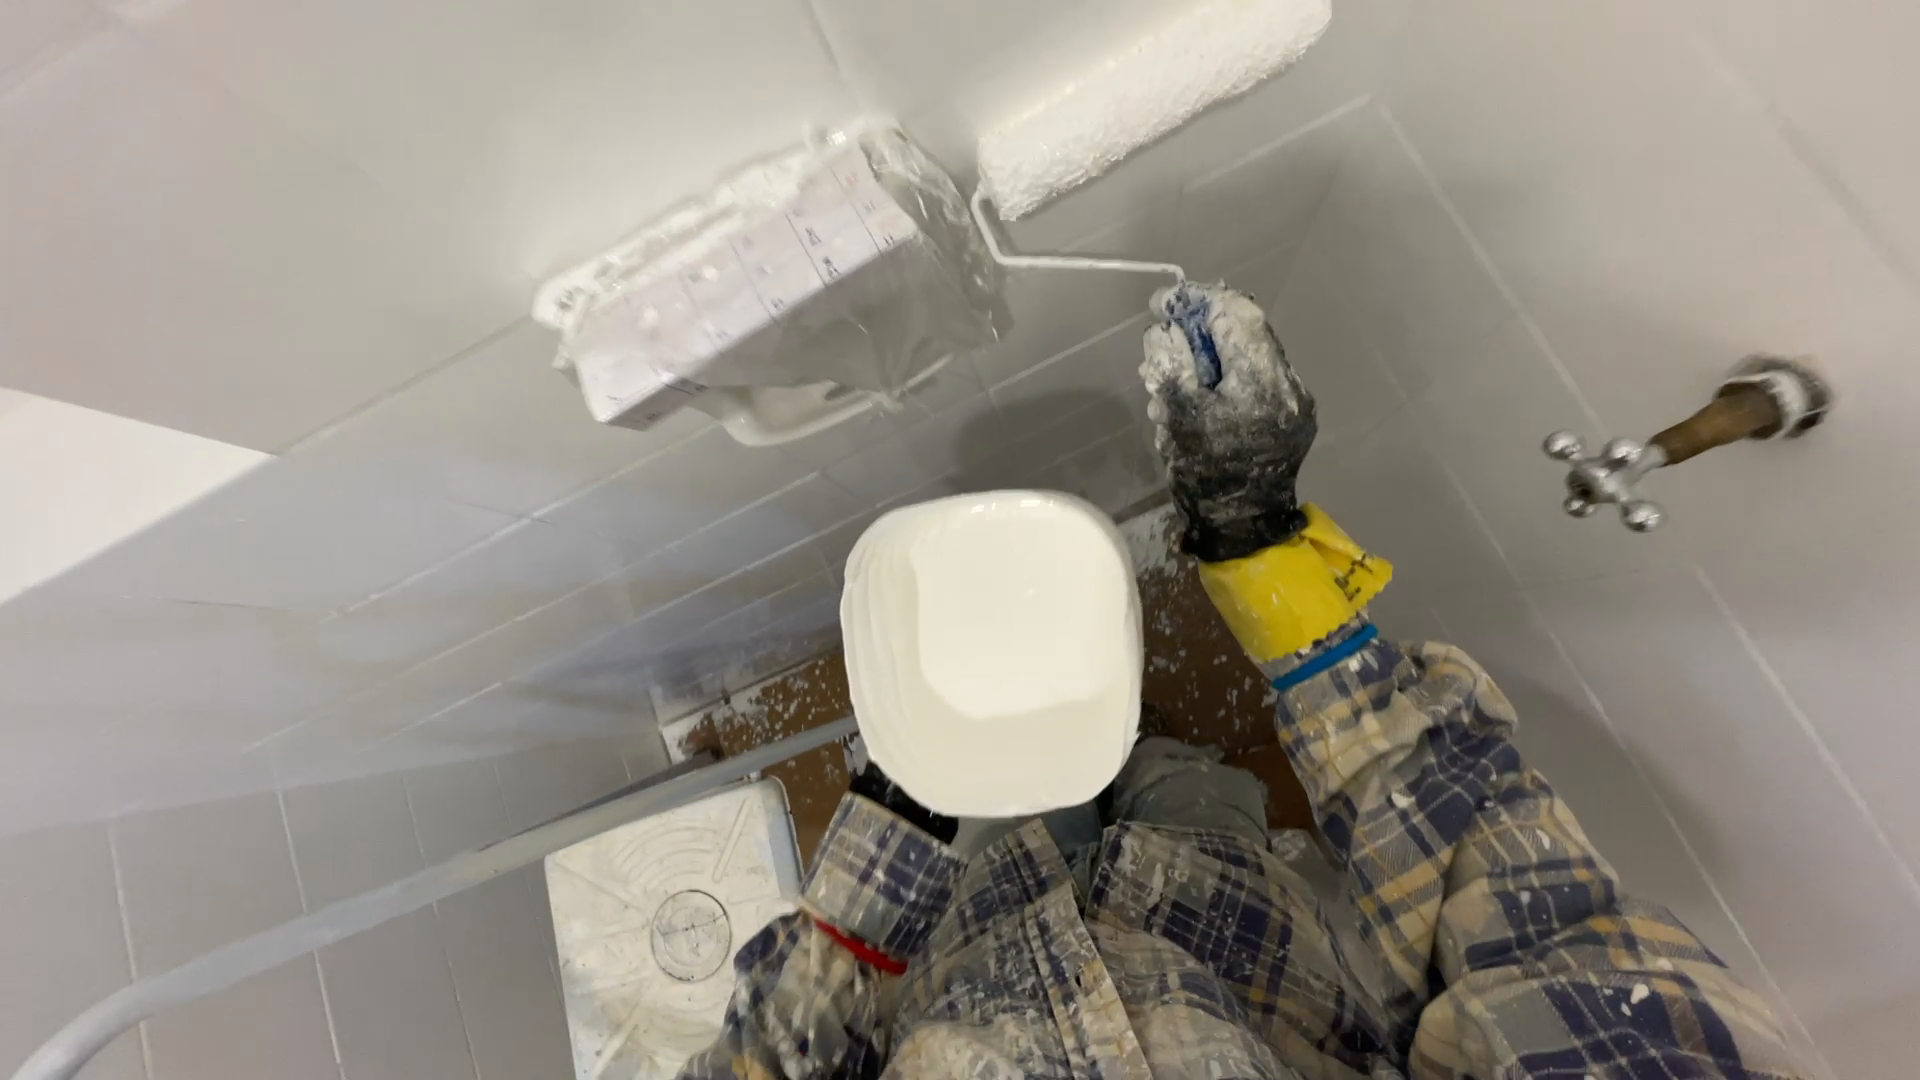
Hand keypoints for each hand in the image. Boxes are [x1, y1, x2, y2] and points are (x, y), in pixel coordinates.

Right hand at [1141, 282, 1318, 562]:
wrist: (1242, 528)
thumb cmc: (1207, 475)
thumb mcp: (1179, 417)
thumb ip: (1173, 367)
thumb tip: (1164, 330)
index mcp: (1261, 381)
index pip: (1234, 317)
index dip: (1197, 304)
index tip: (1164, 304)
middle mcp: (1287, 385)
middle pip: (1243, 336)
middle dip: (1198, 333)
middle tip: (1161, 338)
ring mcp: (1292, 403)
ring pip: (1245, 362)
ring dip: (1206, 360)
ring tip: (1167, 379)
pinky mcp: (1289, 421)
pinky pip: (1252, 387)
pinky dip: (1221, 384)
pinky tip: (1193, 400)